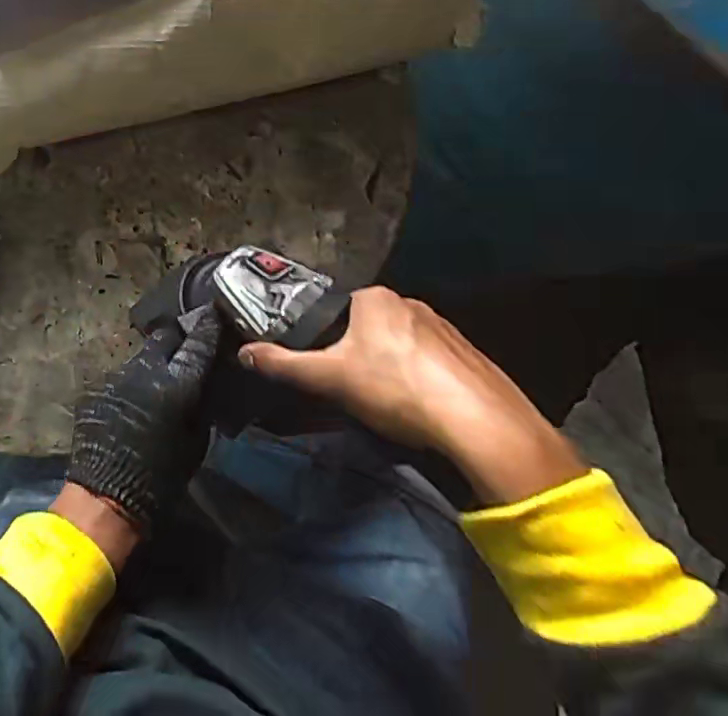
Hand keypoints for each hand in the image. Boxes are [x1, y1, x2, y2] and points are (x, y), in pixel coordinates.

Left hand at [65, 305, 221, 535]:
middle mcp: (142, 370)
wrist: (107, 490)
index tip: (213, 314)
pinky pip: (119, 379)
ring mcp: (114, 376)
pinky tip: (136, 394)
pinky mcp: (95, 388)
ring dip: (151, 363)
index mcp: (175, 384)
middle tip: (185, 336)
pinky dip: (131, 383)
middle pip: (160, 341)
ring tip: (161, 369)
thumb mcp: (196, 441)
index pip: (195, 346)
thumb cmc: (163, 475)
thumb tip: (201, 388)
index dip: (206, 329)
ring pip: (138, 359)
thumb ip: (199, 406)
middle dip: (174, 336)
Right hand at [238, 287, 585, 504]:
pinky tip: (418, 407)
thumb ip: (281, 363)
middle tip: (345, 384)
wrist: (484, 428)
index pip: (335, 310)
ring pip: (400, 347)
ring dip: (388, 368)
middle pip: (367, 328)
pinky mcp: (476, 360)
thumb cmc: (395, 388)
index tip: (320, 363)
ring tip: (383, 401)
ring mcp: (450, 331)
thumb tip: (243, 353)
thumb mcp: (326, 377)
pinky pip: (432, 365)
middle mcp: (414, 305)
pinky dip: (420, 382)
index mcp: (375, 299)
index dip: (322, 336)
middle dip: (355, 353)